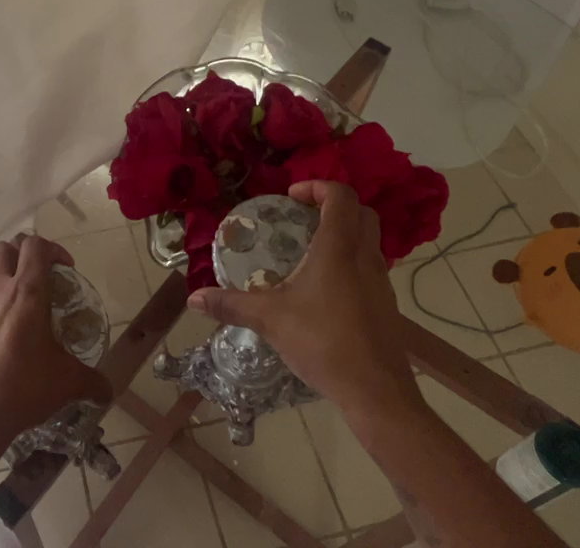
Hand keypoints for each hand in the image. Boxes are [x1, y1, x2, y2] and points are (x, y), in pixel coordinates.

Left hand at [0, 235, 113, 449]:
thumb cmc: (24, 388)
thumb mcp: (67, 383)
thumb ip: (93, 382)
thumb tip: (109, 390)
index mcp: (27, 292)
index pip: (35, 246)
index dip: (52, 248)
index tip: (65, 269)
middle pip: (4, 248)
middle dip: (21, 255)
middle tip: (37, 277)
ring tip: (7, 293)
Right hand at [186, 181, 426, 437]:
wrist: (377, 393)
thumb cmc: (323, 343)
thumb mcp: (269, 320)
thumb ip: (231, 304)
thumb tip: (193, 298)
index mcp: (339, 248)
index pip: (340, 195)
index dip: (317, 186)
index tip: (290, 198)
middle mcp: (365, 257)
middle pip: (361, 213)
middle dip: (333, 206)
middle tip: (301, 218)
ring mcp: (381, 282)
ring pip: (369, 241)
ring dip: (343, 235)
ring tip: (308, 252)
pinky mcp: (386, 306)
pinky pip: (370, 268)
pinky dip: (350, 263)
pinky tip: (324, 290)